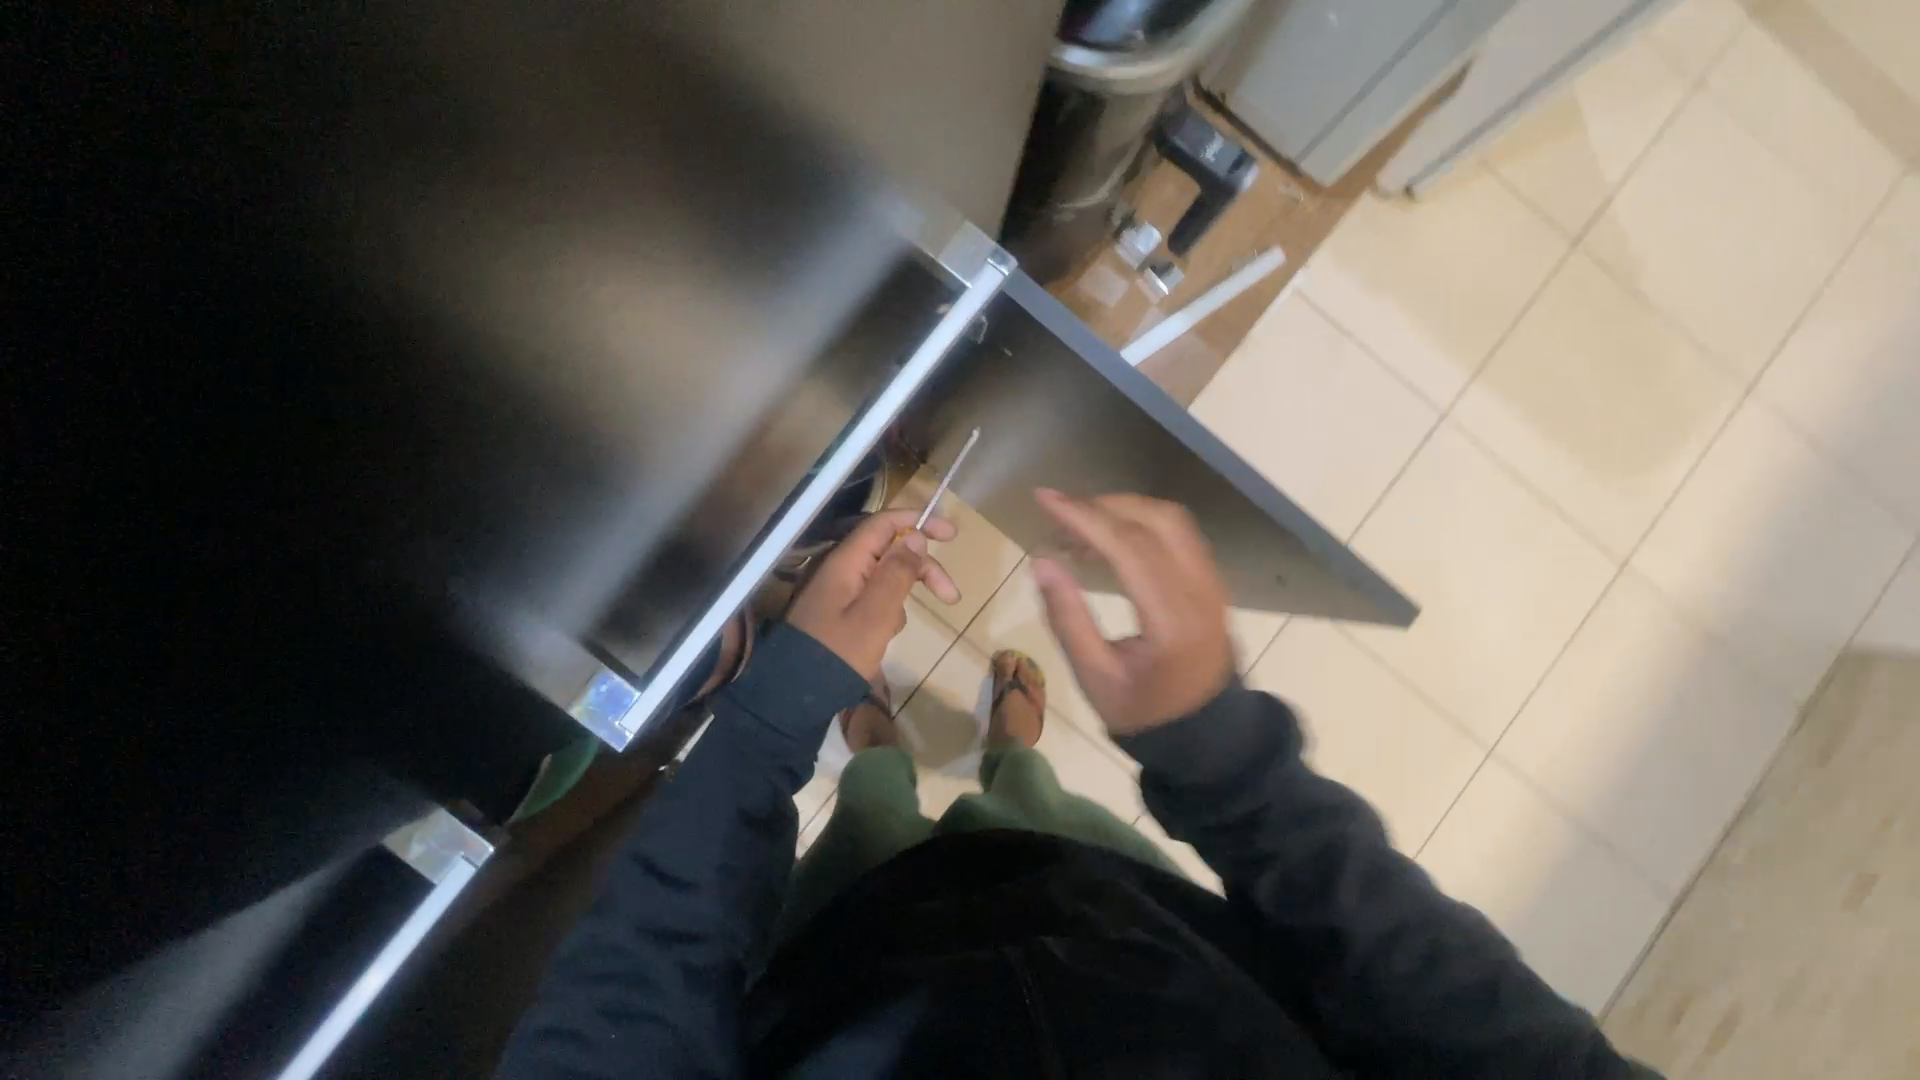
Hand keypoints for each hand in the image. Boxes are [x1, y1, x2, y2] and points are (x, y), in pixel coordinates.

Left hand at [786, 508, 958, 680]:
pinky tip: (882, 636)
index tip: (952, 535)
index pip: (885, 523)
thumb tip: (916, 537)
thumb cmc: (839, 652)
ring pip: (883, 577)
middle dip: (922, 569)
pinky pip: (871, 599)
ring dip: (902, 596)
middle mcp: (841, 568)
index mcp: (847, 561)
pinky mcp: (837, 611)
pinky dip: (886, 612)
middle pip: (890, 551)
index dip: (920, 522)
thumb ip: (897, 573)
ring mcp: (837, 590)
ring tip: (896, 630)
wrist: (795, 693)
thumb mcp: (876, 614)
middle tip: (951, 596)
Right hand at [1030, 489, 1233, 735]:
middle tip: (1058, 515)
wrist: (1205, 733)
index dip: (1083, 517)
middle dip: (1100, 507)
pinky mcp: (1212, 582)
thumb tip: (1042, 561)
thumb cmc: (1142, 711)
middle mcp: (1199, 592)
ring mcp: (1212, 584)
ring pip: (1171, 520)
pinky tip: (1111, 540)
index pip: (1128, 547)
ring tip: (1081, 528)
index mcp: (1170, 620)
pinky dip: (1142, 523)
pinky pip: (1180, 534)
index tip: (1044, 500)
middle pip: (1153, 521)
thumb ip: (1068, 618)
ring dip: (1123, 510)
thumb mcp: (1094, 677)